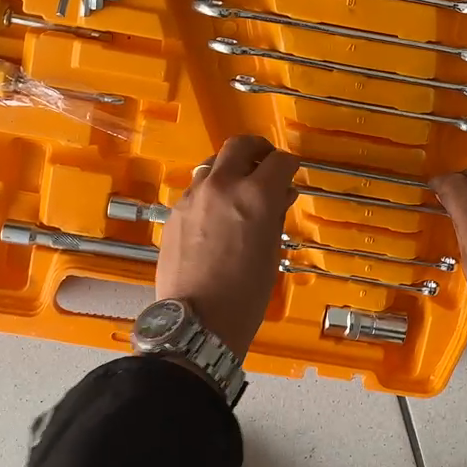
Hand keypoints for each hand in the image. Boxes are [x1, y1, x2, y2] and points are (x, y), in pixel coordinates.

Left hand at [155, 135, 299, 356]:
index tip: (291, 170)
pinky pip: (196, 188)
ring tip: (239, 187)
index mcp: (255, 196)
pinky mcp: (175, 211)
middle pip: (239, 145)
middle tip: (266, 163)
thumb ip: (275, 215)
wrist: (197, 321)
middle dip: (257, 149)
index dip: (289, 163)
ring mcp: (193, 196)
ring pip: (213, 163)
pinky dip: (211, 189)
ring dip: (230, 168)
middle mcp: (222, 186)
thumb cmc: (245, 295)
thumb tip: (280, 195)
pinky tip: (216, 212)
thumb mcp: (271, 253)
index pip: (278, 161)